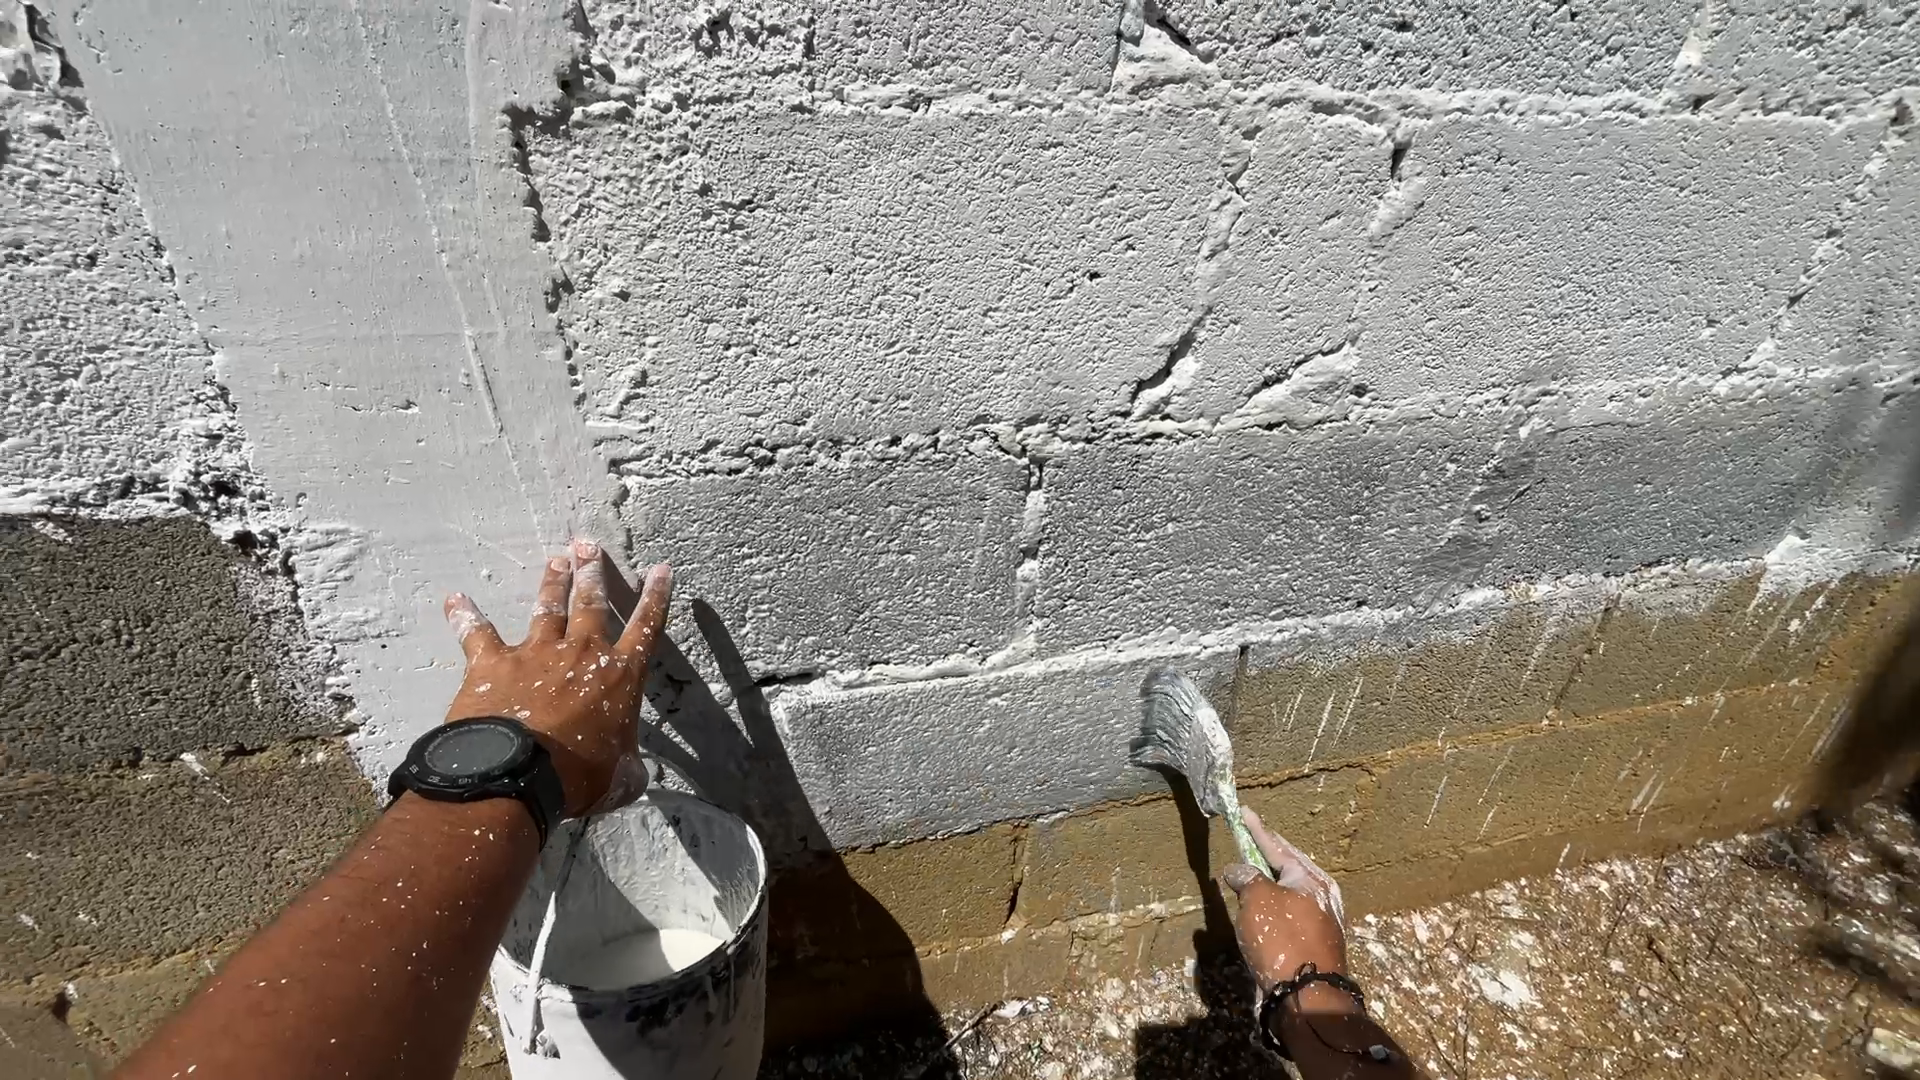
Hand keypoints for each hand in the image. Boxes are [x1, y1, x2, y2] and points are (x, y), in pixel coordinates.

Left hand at [441, 539, 672, 816]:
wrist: (515, 774)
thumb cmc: (577, 776)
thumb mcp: (620, 779)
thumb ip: (631, 771)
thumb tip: (638, 777)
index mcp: (620, 675)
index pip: (647, 626)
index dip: (657, 596)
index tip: (662, 569)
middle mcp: (583, 653)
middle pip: (592, 603)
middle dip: (594, 571)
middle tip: (590, 544)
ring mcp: (537, 653)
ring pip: (548, 606)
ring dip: (553, 581)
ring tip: (557, 557)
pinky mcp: (493, 663)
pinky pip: (477, 634)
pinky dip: (465, 616)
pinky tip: (454, 598)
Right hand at [1221, 808, 1347, 990]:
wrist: (1307, 1000)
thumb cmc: (1281, 939)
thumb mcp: (1257, 899)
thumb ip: (1246, 876)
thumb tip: (1239, 872)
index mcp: (1311, 879)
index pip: (1276, 845)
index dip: (1256, 828)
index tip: (1244, 811)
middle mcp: (1321, 895)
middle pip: (1287, 865)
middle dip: (1266, 851)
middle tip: (1248, 835)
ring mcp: (1320, 920)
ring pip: (1288, 888)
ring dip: (1268, 878)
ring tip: (1251, 868)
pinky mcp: (1314, 942)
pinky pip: (1288, 909)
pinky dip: (1272, 901)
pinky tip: (1261, 904)